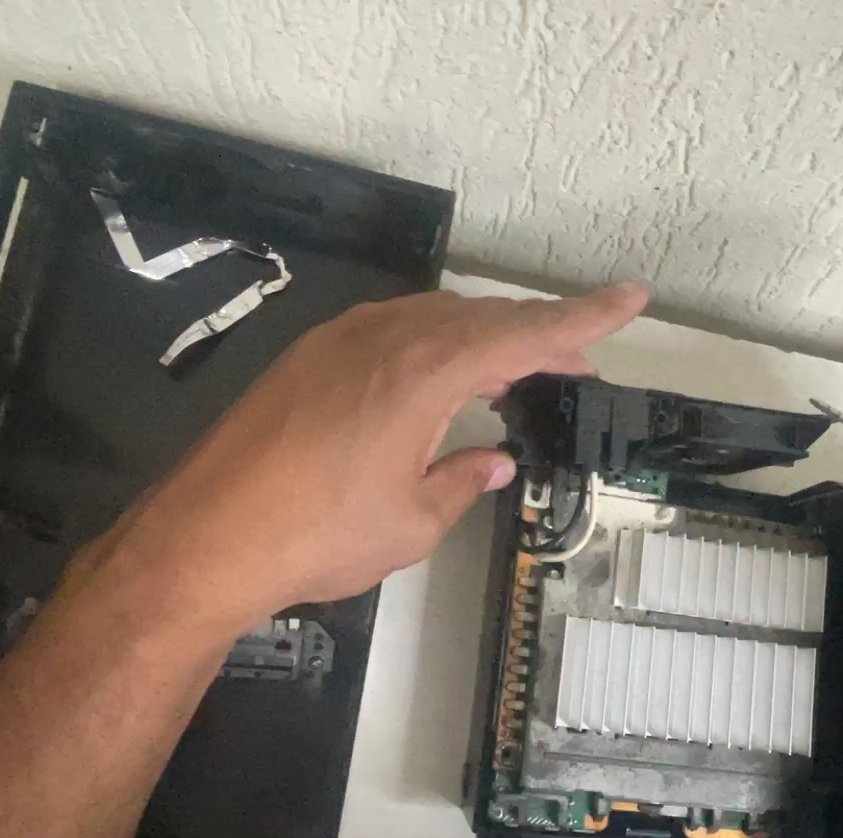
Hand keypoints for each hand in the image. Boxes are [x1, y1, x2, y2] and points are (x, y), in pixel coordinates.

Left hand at [65, 284, 647, 636]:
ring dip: (484, 341)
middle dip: (539, 335)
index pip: (526, 333)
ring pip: (436, 320)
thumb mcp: (412, 521)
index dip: (586, 317)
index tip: (632, 299)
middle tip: (578, 360)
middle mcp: (387, 337)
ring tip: (516, 372)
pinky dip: (434, 348)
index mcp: (426, 371)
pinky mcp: (310, 356)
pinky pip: (394, 333)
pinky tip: (439, 379)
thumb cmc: (320, 535)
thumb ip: (462, 481)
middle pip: (483, 319)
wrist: (210, 534)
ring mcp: (342, 340)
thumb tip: (492, 461)